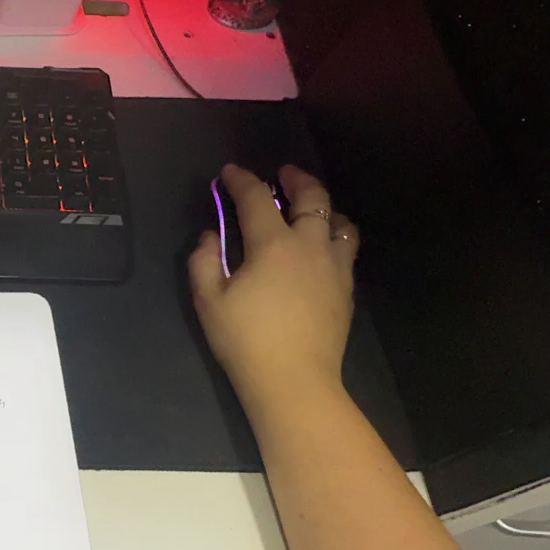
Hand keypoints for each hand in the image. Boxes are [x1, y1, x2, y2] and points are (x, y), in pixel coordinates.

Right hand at [188, 164, 359, 409]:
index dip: (241, 181)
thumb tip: (209, 236)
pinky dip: (333, 233)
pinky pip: (345, 245)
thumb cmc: (243, 339)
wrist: (292, 376)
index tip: (229, 172)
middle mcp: (309, 244)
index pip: (256, 200)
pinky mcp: (345, 285)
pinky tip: (322, 244)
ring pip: (337, 219)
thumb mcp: (208, 302)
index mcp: (272, 245)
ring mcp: (333, 264)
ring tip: (310, 207)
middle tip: (282, 174)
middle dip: (295, 180)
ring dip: (322, 206)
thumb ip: (204, 262)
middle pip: (310, 198)